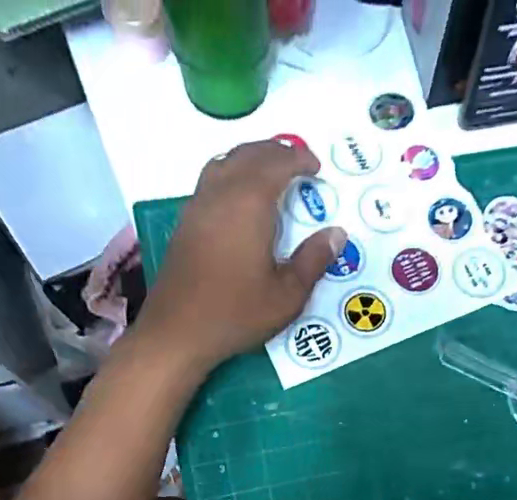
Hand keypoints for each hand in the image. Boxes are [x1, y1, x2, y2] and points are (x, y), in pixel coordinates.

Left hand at [128, 139, 345, 369]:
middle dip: (275, 152)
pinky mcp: (186, 222)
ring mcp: (198, 206)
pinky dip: (232, 174)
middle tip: (298, 161)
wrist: (179, 331)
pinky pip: (211, 180)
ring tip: (270, 171)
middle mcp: (221, 194)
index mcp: (249, 204)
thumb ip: (313, 260)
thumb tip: (337, 234)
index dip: (298, 160)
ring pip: (225, 162)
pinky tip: (242, 197)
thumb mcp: (288, 294)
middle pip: (248, 155)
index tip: (316, 167)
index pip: (276, 165)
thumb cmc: (238, 313)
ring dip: (250, 158)